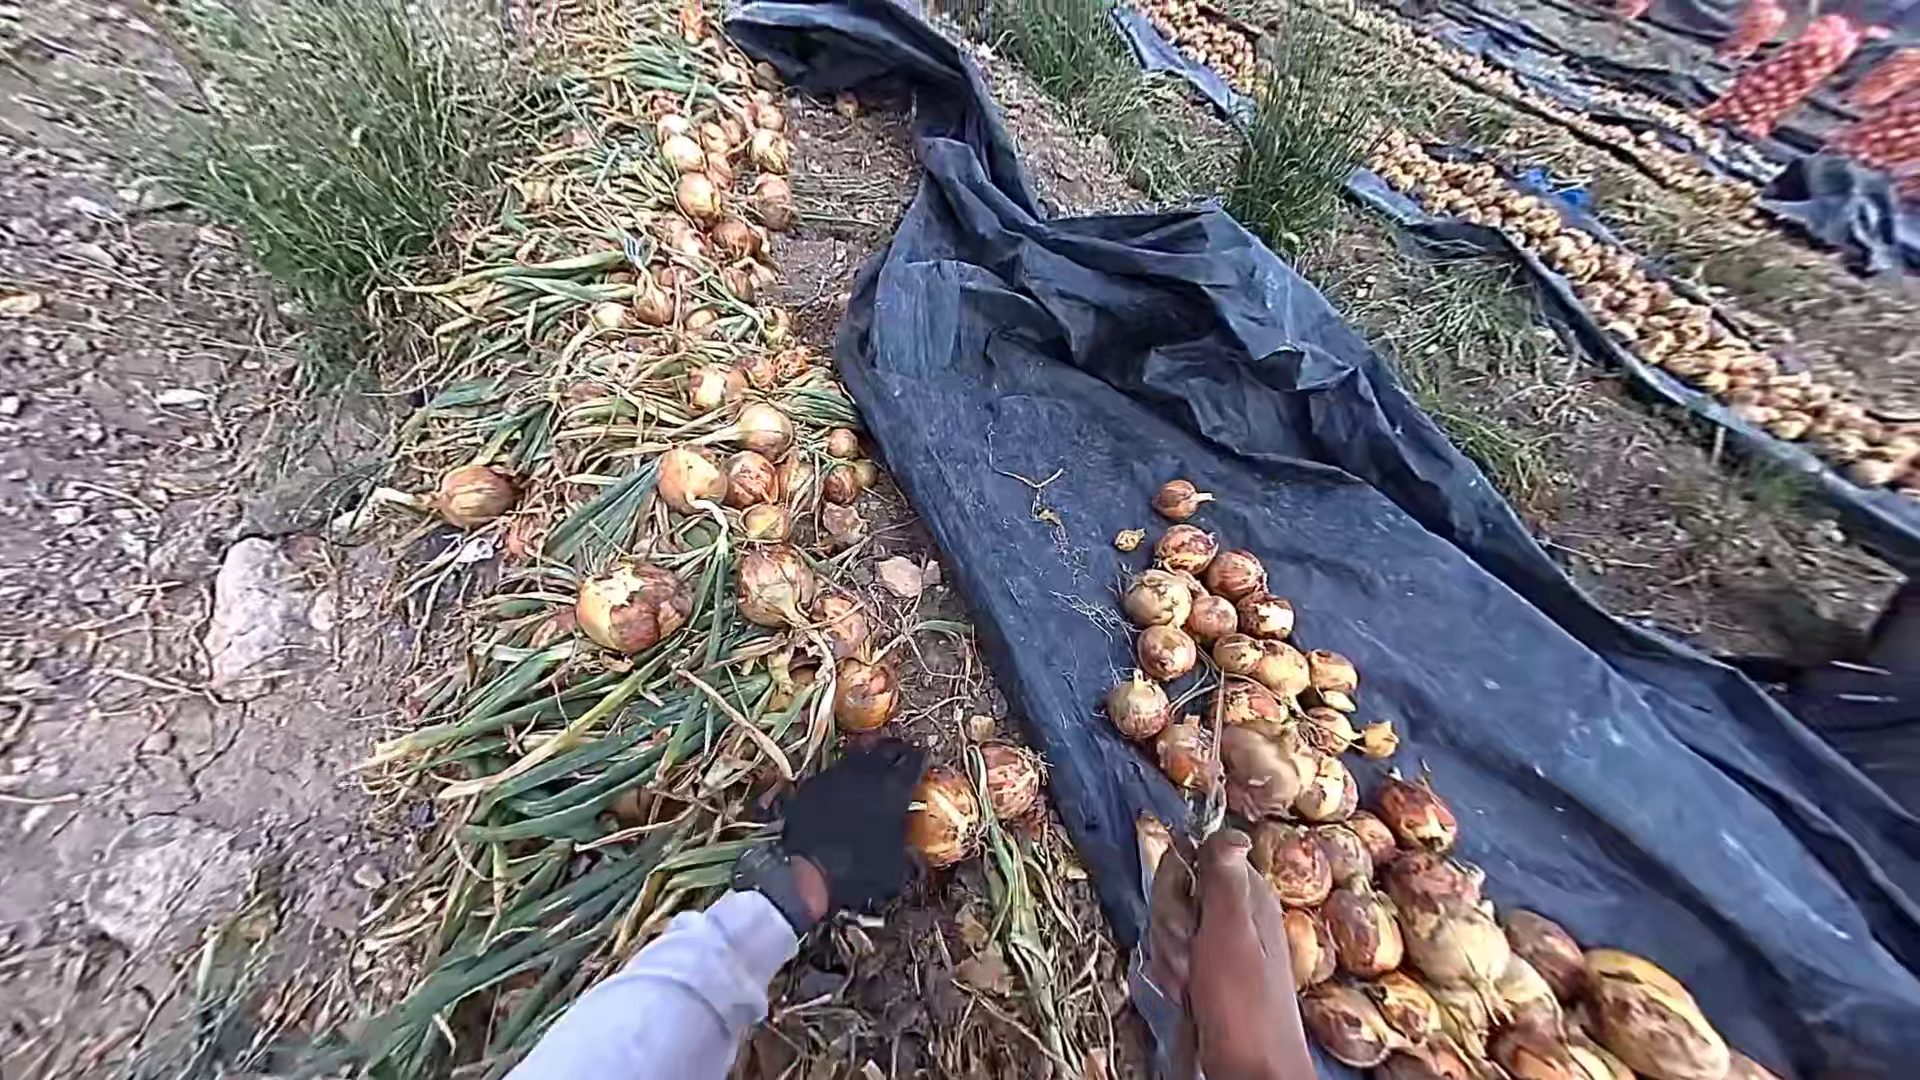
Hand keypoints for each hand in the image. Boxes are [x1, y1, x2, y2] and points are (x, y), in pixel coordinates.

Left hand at [779, 737, 926, 912]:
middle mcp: (868, 771)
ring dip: (871, 759)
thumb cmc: (857, 870)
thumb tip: (919, 859)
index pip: (915, 760)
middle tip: (903, 758)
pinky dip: (844, 776)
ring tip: (874, 768)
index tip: (923, 761)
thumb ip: (911, 858)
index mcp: (894, 787)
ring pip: (861, 754)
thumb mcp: (895, 870)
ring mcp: (839, 772)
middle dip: (898, 752)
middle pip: (889, 749)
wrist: (805, 873)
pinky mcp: (815, 781)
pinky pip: (835, 771)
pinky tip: (844, 787)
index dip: (921, 759)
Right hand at [1144, 829, 1315, 1079]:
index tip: (1185, 913)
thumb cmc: (1242, 1005)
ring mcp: (1218, 939)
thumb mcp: (1231, 935)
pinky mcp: (1204, 966)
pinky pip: (1169, 947)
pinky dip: (1168, 968)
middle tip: (1186, 953)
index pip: (1194, 853)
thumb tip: (1234, 830)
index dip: (1178, 877)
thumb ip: (1224, 880)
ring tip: (1186, 981)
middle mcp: (1232, 909)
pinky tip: (1181, 991)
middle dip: (1170, 919)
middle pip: (1176, 884)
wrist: (1250, 1076)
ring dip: (1168, 949)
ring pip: (1168, 916)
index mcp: (1246, 894)